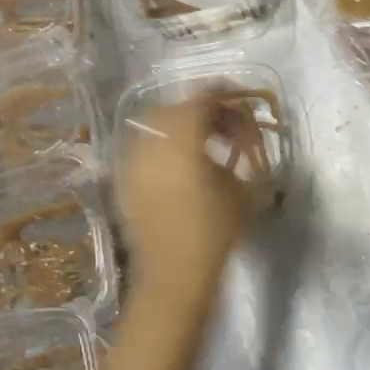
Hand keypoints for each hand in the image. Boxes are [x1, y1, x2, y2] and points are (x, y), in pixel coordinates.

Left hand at [115, 102, 249, 297]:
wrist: (175, 275)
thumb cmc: (216, 231)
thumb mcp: (244, 189)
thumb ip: (244, 154)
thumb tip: (244, 138)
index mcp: (181, 139)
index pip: (202, 99)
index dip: (225, 95)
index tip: (243, 99)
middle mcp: (150, 142)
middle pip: (176, 109)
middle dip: (203, 111)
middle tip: (227, 127)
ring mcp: (131, 161)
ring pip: (157, 128)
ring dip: (183, 129)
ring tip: (208, 147)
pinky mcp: (125, 181)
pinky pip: (146, 150)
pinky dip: (166, 149)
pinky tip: (185, 168)